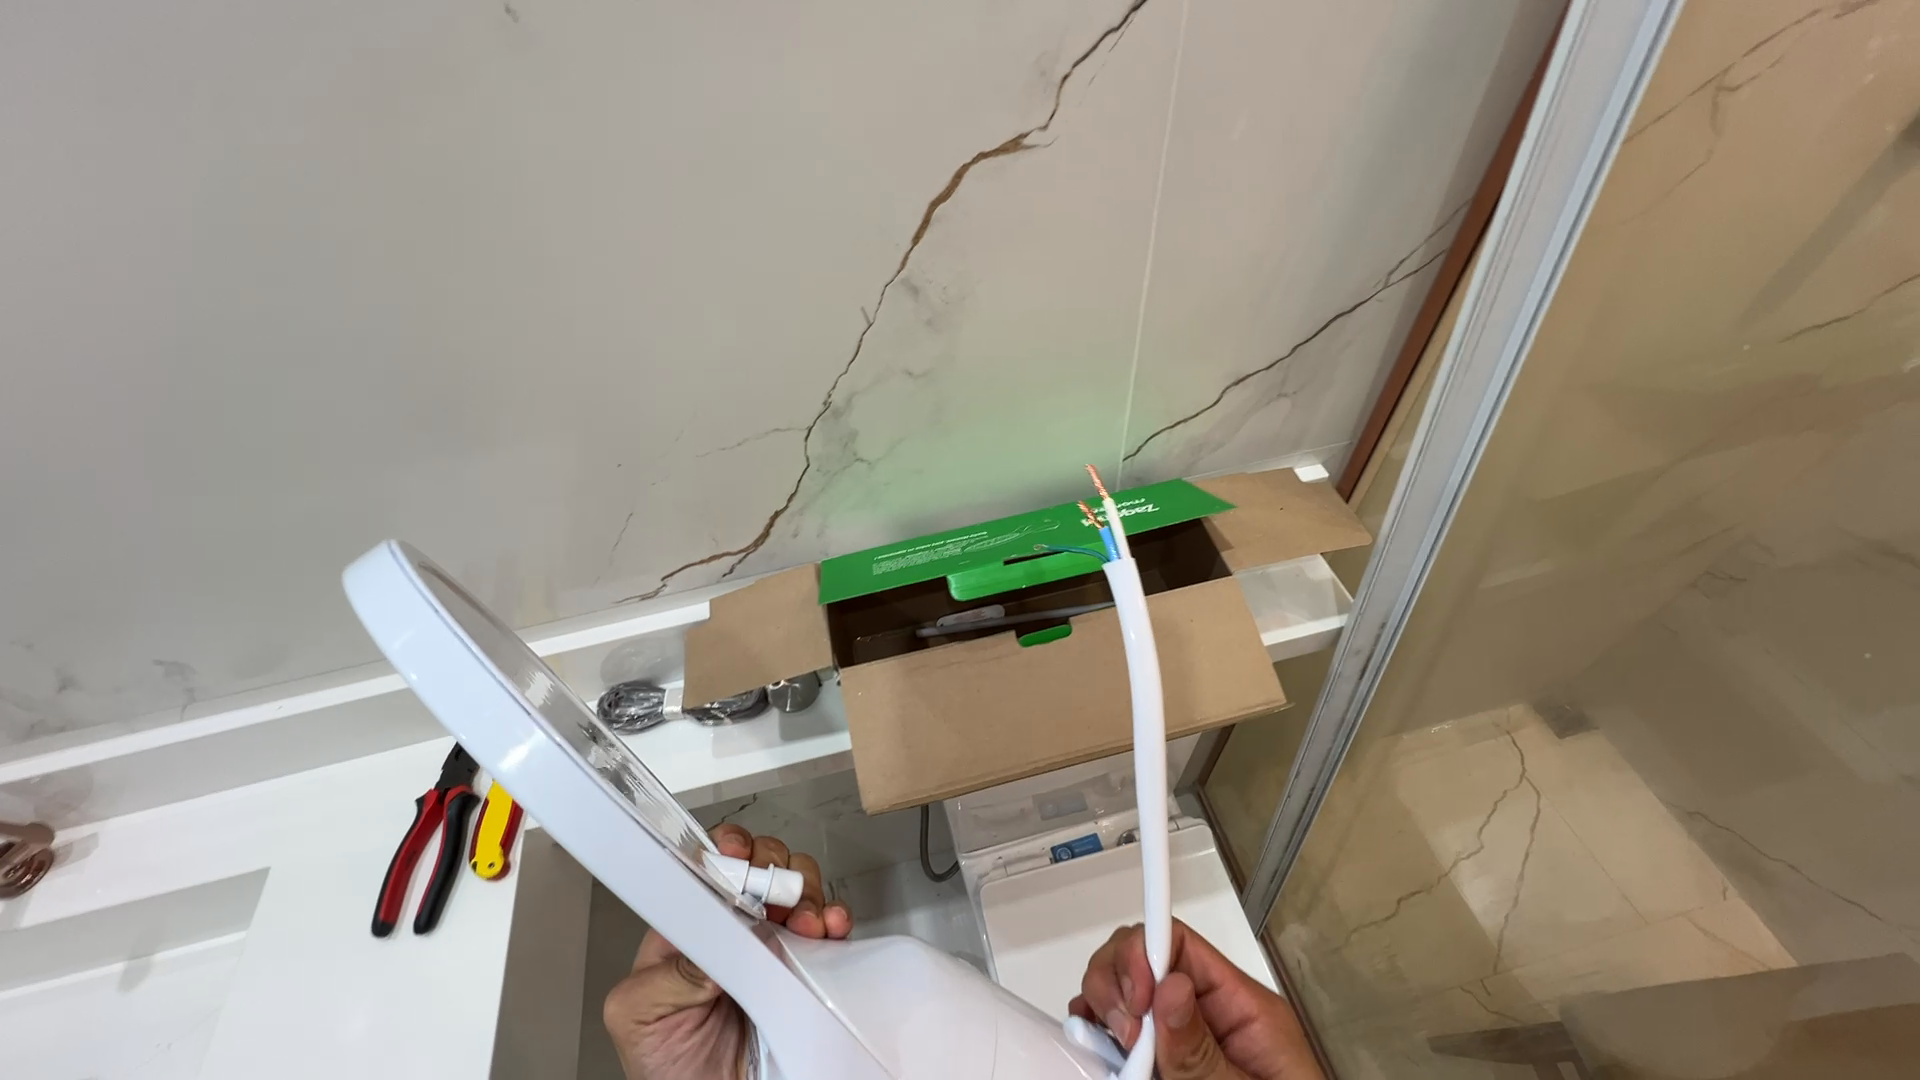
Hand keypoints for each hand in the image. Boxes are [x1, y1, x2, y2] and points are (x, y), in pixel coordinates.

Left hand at [602, 824, 852, 1079]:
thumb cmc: (667, 1065)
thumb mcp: (638, 1014)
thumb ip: (669, 972)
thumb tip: (717, 940)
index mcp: (691, 926)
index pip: (711, 868)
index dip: (728, 850)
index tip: (737, 855)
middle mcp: (736, 925)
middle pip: (762, 866)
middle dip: (773, 870)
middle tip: (774, 897)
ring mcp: (775, 941)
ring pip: (799, 887)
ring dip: (806, 894)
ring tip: (804, 921)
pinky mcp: (809, 963)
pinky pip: (830, 926)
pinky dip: (836, 917)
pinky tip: (831, 927)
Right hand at [1071, 920, 1324, 1079]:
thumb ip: (1206, 1051)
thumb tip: (1170, 984)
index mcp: (1242, 1006)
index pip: (1181, 941)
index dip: (1142, 953)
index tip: (1132, 1002)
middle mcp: (1208, 1009)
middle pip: (1144, 956)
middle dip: (1116, 981)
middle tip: (1122, 1038)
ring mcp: (1182, 1033)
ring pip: (1125, 986)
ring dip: (1105, 1007)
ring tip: (1110, 1053)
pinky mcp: (1165, 1059)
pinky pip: (1121, 1024)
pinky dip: (1098, 1030)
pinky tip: (1094, 1046)